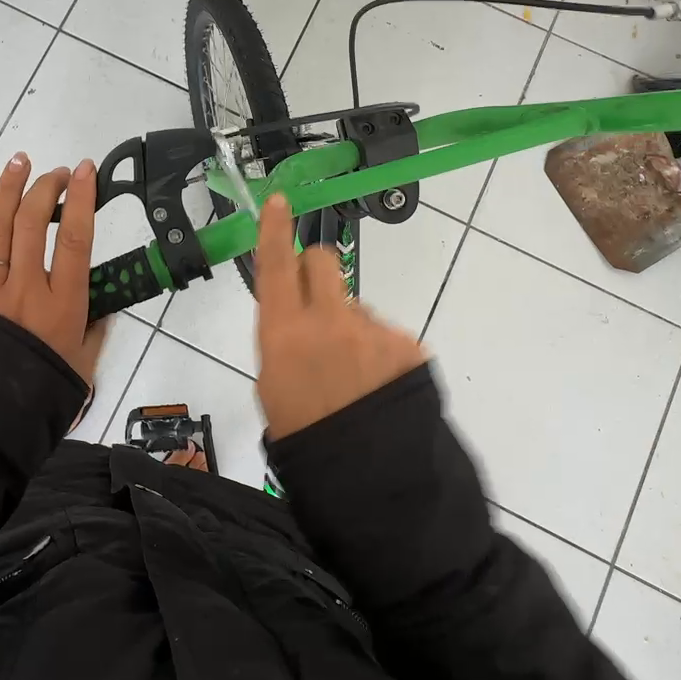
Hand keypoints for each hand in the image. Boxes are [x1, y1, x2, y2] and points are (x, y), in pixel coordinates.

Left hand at [0, 152, 110, 382]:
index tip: (86, 171)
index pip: (74, 238)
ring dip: (8, 188)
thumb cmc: (36, 400)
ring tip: (18, 161)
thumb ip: (93, 336)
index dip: (82, 199)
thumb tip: (103, 311)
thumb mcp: (81, 371)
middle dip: (46, 187)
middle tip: (56, 172)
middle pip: (33, 222)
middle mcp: (24, 289)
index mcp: (61, 306)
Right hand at [253, 194, 424, 438]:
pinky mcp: (409, 345)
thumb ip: (282, 340)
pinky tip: (380, 388)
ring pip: (356, 307)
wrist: (371, 479)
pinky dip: (380, 354)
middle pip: (324, 261)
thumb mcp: (271, 387)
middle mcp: (330, 320)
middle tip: (315, 306)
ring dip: (351, 328)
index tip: (280, 200)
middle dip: (315, 272)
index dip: (275, 229)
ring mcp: (374, 331)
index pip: (276, 265)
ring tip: (355, 379)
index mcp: (285, 332)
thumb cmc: (305, 436)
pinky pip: (387, 335)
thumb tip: (297, 320)